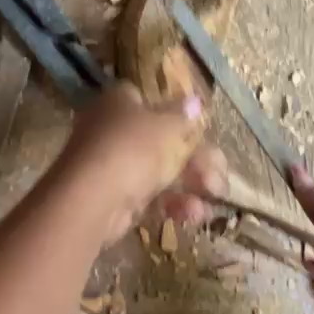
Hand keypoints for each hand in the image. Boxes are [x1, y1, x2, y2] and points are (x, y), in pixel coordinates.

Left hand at [49, 84, 217, 243]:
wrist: (92, 199)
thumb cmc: (132, 148)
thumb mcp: (166, 126)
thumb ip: (183, 116)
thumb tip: (194, 101)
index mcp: (119, 102)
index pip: (147, 100)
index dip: (174, 112)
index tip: (199, 128)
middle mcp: (113, 130)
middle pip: (160, 140)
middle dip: (196, 157)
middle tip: (221, 172)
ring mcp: (113, 166)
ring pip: (159, 171)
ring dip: (191, 183)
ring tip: (216, 195)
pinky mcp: (116, 199)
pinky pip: (150, 198)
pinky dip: (173, 204)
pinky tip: (195, 214)